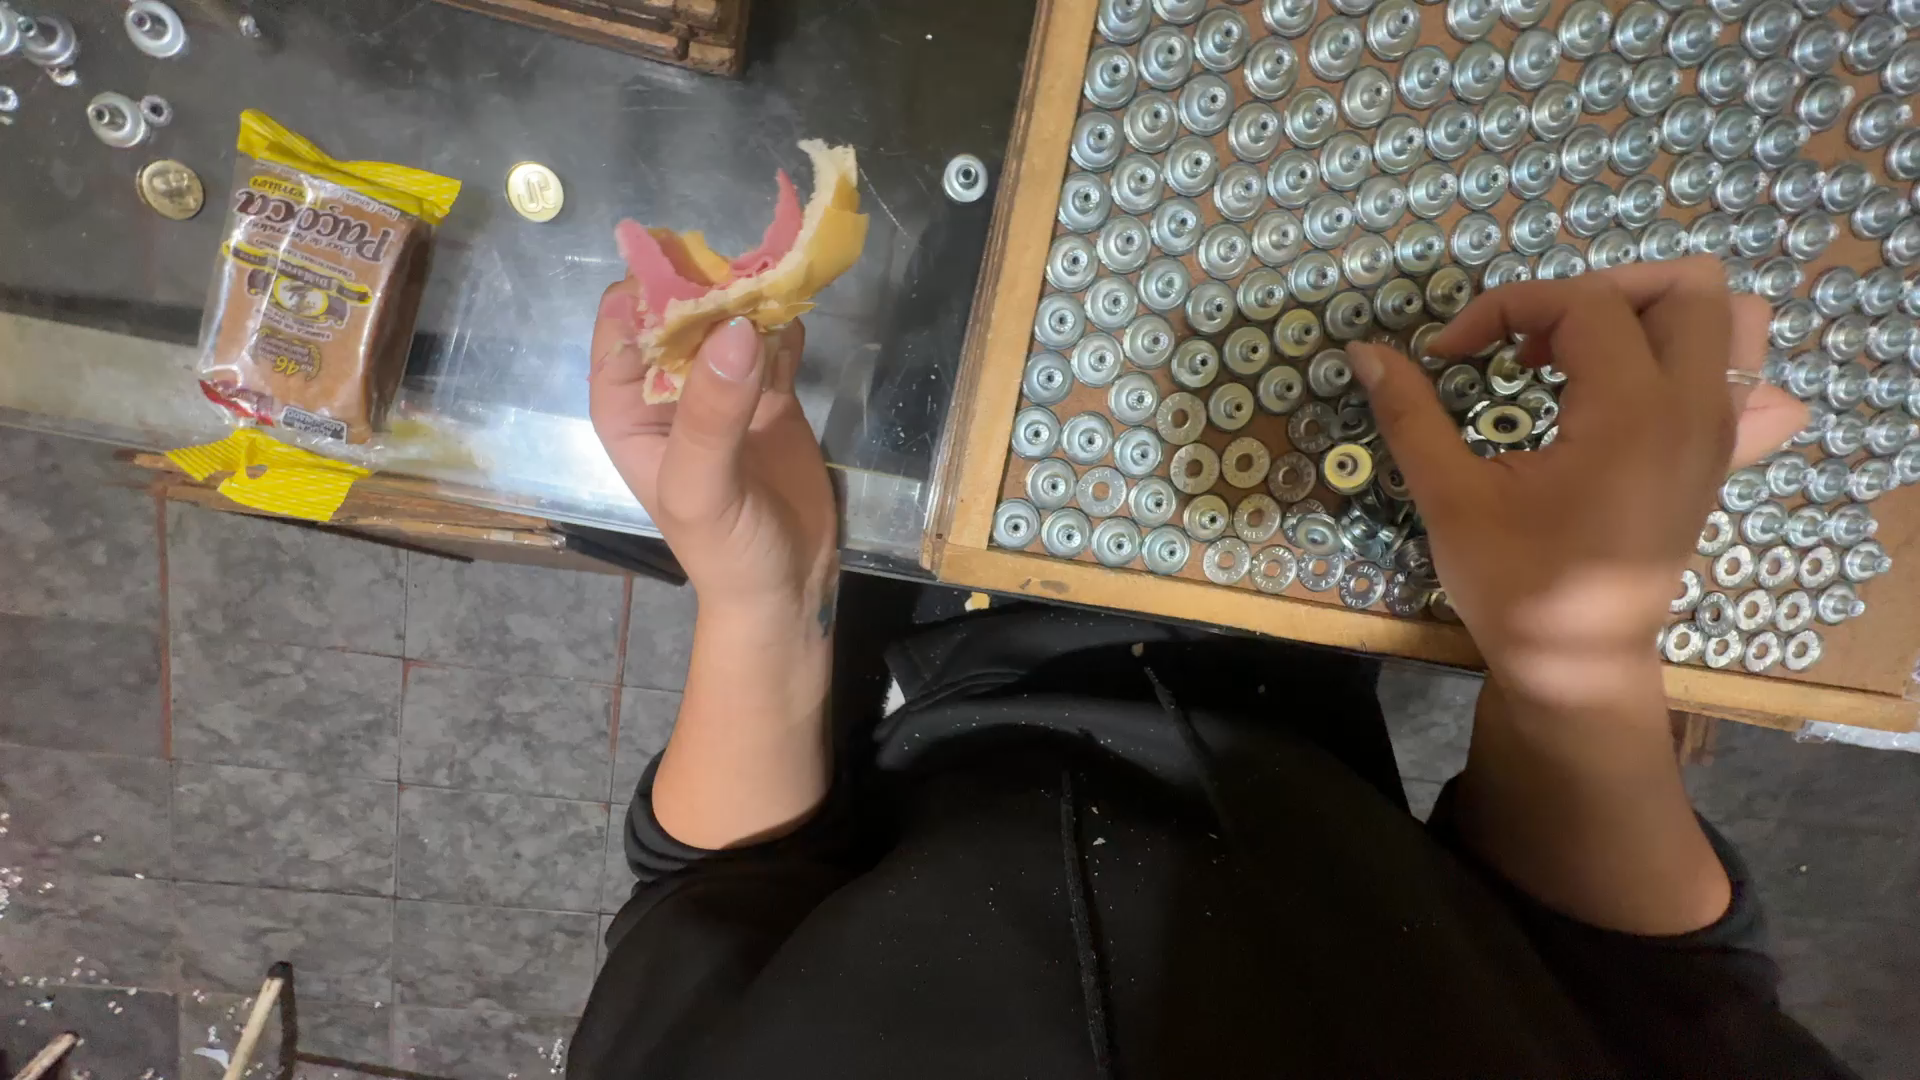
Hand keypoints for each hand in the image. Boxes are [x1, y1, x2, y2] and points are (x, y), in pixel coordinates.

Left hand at [589, 278, 837, 622]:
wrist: (788, 584)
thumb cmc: (725, 549)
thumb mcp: (703, 489)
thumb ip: (711, 415)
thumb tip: (737, 328)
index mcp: (628, 405)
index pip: (625, 324)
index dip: (653, 288)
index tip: (696, 264)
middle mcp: (670, 389)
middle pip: (682, 312)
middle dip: (712, 283)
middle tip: (752, 265)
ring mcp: (724, 390)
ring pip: (730, 323)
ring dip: (754, 296)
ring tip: (782, 272)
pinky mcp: (771, 396)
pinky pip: (775, 346)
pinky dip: (787, 324)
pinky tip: (801, 306)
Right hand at [1349, 257, 1807, 708]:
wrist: (1573, 654)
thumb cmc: (1510, 577)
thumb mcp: (1447, 494)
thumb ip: (1408, 412)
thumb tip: (1363, 351)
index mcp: (1630, 412)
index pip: (1583, 304)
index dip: (1502, 309)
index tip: (1445, 354)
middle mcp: (1694, 408)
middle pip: (1680, 288)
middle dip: (1587, 293)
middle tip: (1521, 341)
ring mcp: (1719, 432)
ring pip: (1726, 322)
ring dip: (1643, 317)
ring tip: (1572, 356)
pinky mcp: (1715, 457)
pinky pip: (1739, 379)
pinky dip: (1688, 362)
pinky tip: (1629, 396)